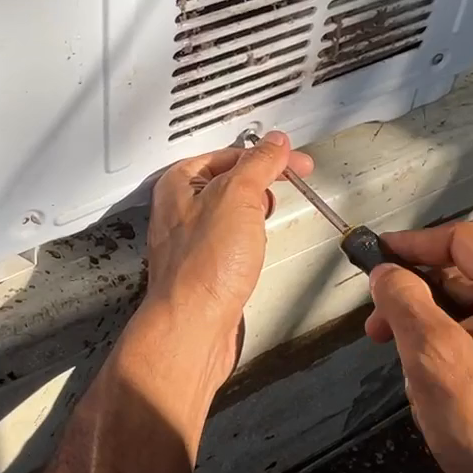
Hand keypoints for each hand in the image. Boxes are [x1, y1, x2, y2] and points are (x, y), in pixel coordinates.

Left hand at [115, 133, 312, 446]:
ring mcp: (189, 240)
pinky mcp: (203, 268)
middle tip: (287, 182)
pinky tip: (254, 249)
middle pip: (229, 180)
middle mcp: (179, 209)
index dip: (266, 154)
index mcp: (179, 182)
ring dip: (254, 210)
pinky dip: (248, 239)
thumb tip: (273, 144)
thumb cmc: (202, 268)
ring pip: (230, 211)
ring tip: (266, 216)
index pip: (230, 153)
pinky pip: (230, 241)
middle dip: (260, 181)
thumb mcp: (238, 197)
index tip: (294, 160)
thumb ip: (258, 164)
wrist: (193, 328)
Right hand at [364, 223, 472, 472]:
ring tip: (394, 356)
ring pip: (462, 317)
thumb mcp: (435, 356)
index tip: (373, 256)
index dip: (412, 243)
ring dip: (421, 327)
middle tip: (375, 321)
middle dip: (411, 293)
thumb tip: (386, 272)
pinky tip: (423, 384)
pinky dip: (440, 354)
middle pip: (459, 278)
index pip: (460, 240)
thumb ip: (404, 302)